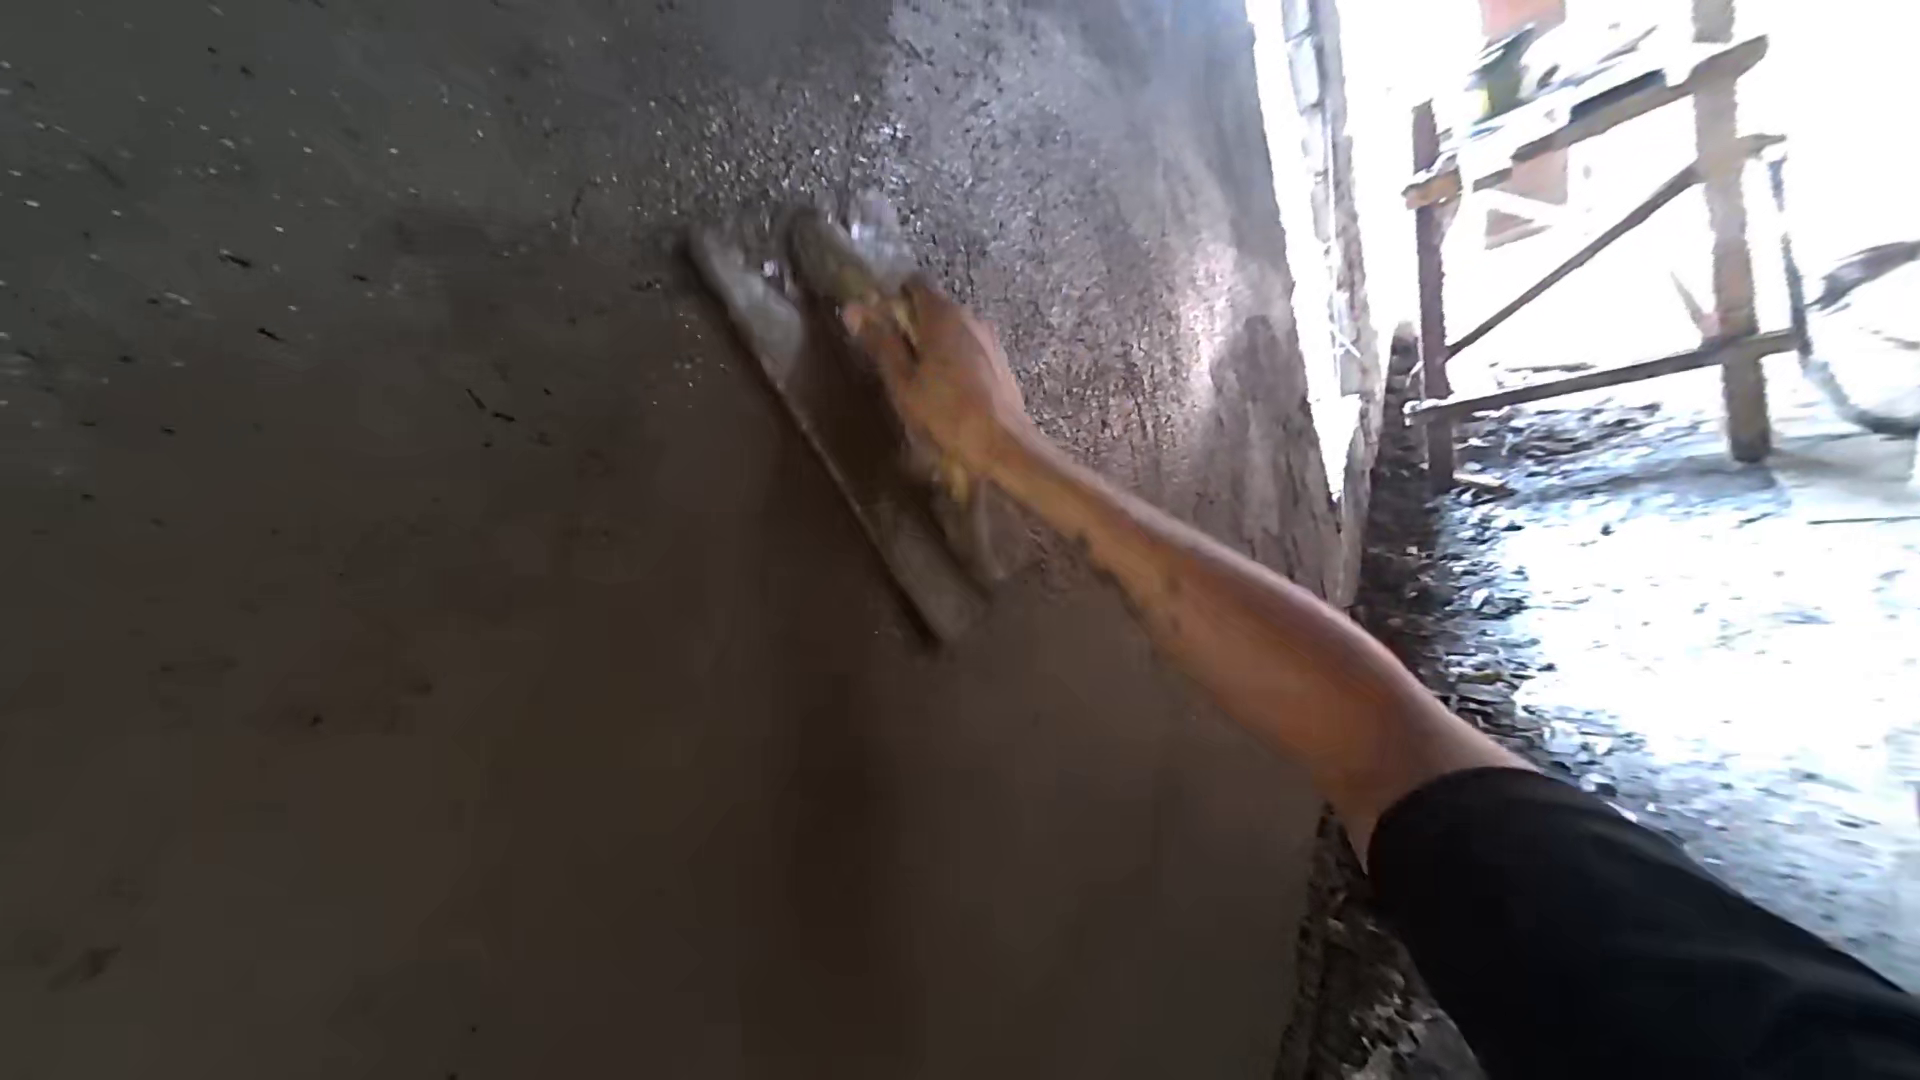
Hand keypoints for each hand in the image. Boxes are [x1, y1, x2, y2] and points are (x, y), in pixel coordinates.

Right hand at [842, 278, 1034, 474]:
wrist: (1002, 443)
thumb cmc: (945, 413)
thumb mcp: (903, 382)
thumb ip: (881, 343)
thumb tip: (853, 309)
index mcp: (942, 314)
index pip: (914, 284)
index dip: (894, 299)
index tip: (881, 326)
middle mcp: (970, 317)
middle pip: (935, 308)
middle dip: (914, 326)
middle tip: (897, 361)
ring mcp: (990, 339)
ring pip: (954, 330)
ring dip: (936, 346)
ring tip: (923, 382)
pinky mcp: (1001, 361)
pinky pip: (970, 349)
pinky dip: (956, 360)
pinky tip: (950, 392)